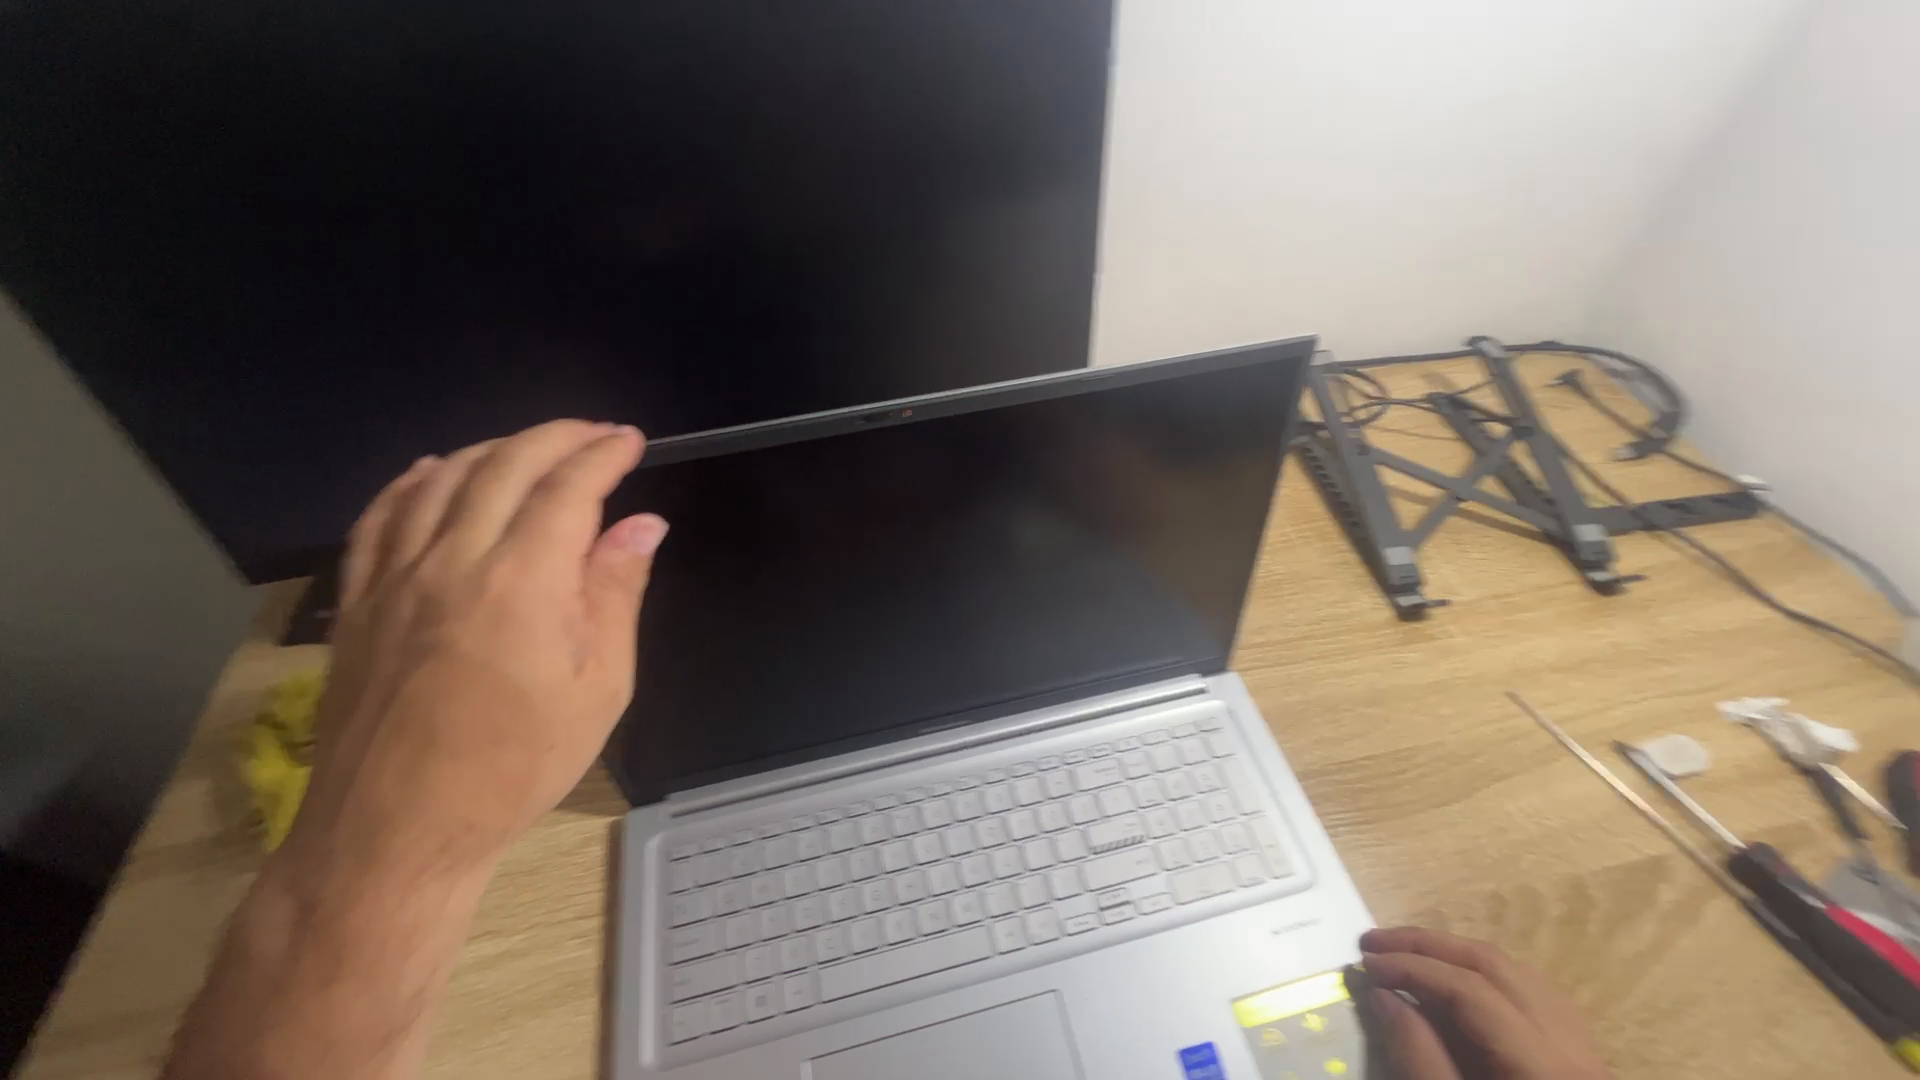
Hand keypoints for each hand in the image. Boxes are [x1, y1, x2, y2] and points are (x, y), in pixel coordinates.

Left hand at [285, 420, 667, 875]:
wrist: (399, 829)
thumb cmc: (518, 763)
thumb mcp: (600, 687)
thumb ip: (617, 593)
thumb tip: (642, 525)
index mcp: (522, 582)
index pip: (567, 489)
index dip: (602, 454)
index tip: (629, 439)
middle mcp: (453, 561)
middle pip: (504, 467)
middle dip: (556, 437)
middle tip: (594, 433)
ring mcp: (395, 577)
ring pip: (441, 479)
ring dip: (493, 448)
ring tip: (532, 446)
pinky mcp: (359, 601)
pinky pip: (381, 517)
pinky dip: (414, 481)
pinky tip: (434, 471)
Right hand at [1355, 926, 1610, 1079]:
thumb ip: (1417, 1055)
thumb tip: (1380, 991)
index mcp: (1549, 1072)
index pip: (1472, 990)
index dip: (1413, 967)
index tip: (1364, 962)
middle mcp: (1580, 1055)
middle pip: (1498, 969)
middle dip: (1430, 947)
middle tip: (1374, 943)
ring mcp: (1590, 1061)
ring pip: (1519, 978)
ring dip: (1456, 959)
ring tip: (1404, 958)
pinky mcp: (1583, 1072)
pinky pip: (1533, 1003)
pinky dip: (1484, 984)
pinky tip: (1449, 990)